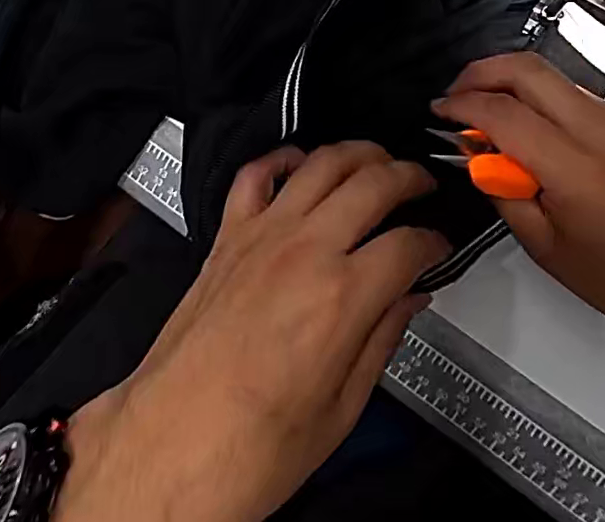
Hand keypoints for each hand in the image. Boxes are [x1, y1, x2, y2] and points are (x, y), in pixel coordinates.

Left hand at [55, 143, 451, 521]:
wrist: (166, 451)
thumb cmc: (250, 448)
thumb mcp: (341, 409)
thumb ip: (383, 338)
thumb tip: (410, 299)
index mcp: (341, 298)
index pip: (409, 244)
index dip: (434, 242)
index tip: (438, 248)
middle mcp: (305, 252)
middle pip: (375, 182)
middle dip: (410, 177)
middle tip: (423, 186)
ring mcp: (263, 236)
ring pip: (322, 163)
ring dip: (360, 153)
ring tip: (379, 160)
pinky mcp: (228, 237)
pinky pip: (255, 174)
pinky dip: (282, 158)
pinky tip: (301, 162)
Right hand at [433, 52, 604, 353]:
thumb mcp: (544, 246)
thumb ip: (502, 188)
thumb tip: (475, 149)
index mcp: (580, 173)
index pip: (506, 113)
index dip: (463, 104)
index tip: (441, 110)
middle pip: (530, 68)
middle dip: (482, 71)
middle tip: (458, 94)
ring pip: (555, 78)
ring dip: (514, 85)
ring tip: (493, 116)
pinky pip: (582, 98)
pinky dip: (549, 104)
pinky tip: (541, 136)